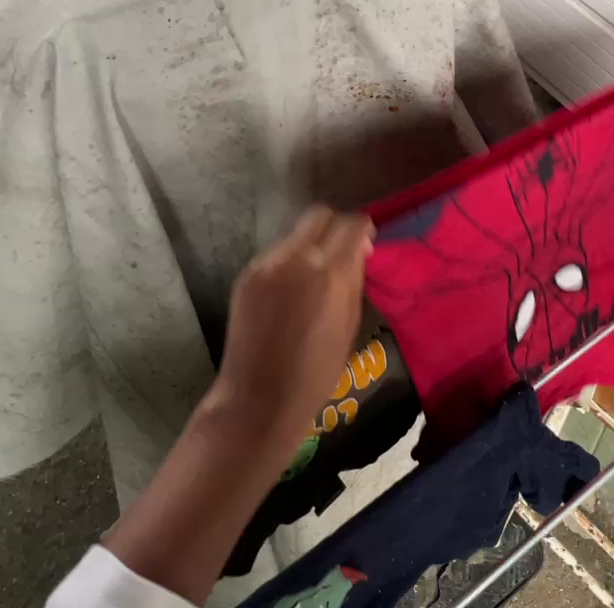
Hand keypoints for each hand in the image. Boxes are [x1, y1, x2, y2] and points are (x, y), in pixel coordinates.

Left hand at [211, 206, 373, 434]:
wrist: (259, 398)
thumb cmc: (316, 372)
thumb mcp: (349, 324)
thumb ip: (354, 280)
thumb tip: (359, 250)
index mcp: (330, 272)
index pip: (352, 225)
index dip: (363, 229)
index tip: (366, 242)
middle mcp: (296, 258)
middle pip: (321, 215)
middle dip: (336, 226)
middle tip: (343, 250)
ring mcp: (266, 264)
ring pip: (296, 233)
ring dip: (311, 244)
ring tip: (315, 276)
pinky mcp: (247, 275)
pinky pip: (276, 254)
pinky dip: (290, 261)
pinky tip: (291, 291)